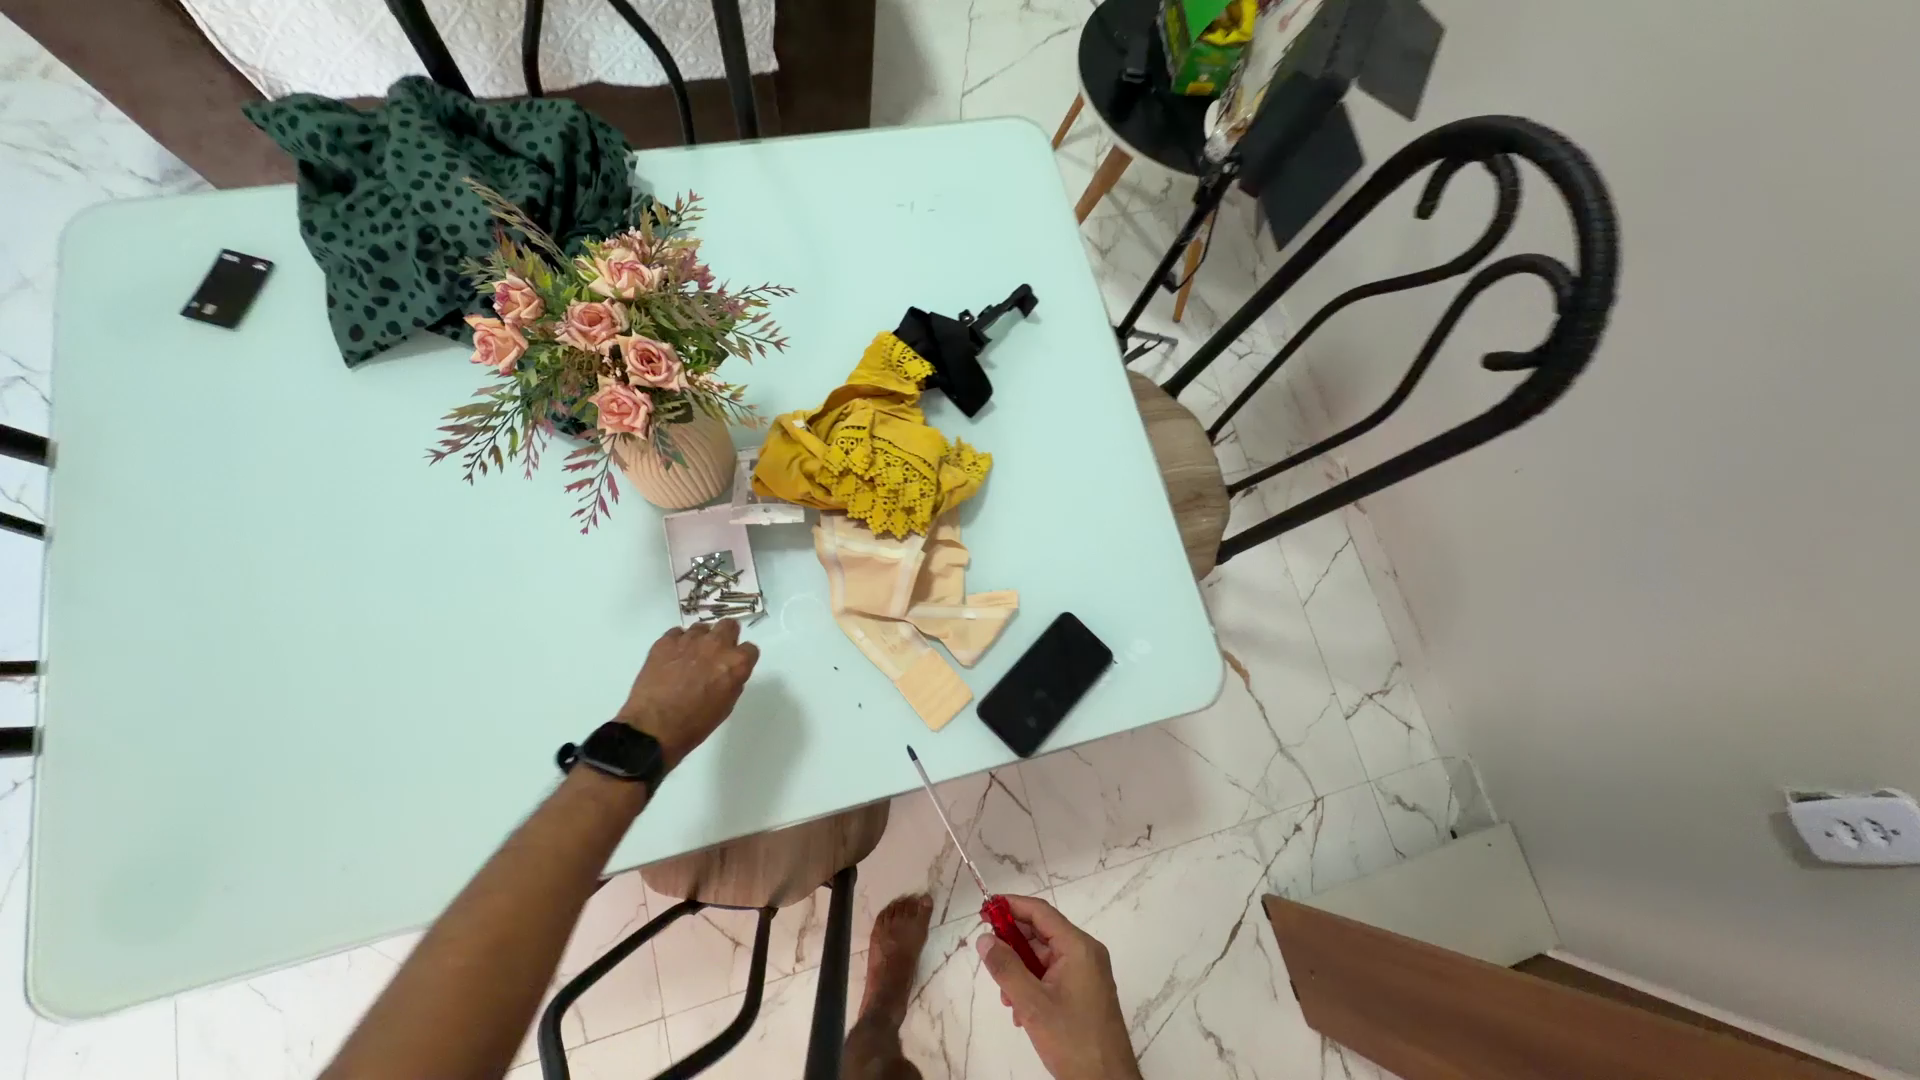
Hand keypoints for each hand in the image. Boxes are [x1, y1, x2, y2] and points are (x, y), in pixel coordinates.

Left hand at [614, 621, 759, 770]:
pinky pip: (677, 633)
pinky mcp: (665, 641)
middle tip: (715, 654)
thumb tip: (728, 672)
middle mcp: (716, 645)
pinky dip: (678, 643)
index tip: (734, 666)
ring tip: (690, 656)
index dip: (742, 658)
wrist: (653, 728)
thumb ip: (733, 681)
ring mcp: (689, 640)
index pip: (750, 649)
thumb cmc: (694, 724)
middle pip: (729, 626)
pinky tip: (672, 658)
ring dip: (701, 639)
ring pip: (701, 628)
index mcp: (736, 663)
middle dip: (725, 637)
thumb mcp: (726, 706)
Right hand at [976, 895, 1140, 1079]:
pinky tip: (1019, 1010)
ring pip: (1043, 958)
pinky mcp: (1084, 993)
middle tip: (987, 956)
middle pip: (1041, 934)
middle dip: (1012, 945)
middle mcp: (1085, 953)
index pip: (1040, 912)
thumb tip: (984, 938)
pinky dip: (1032, 985)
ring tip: (1005, 997)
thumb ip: (1006, 967)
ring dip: (1019, 971)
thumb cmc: (1072, 1039)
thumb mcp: (1032, 1004)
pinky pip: (1051, 976)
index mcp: (1078, 947)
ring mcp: (1086, 974)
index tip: (985, 909)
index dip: (1011, 906)